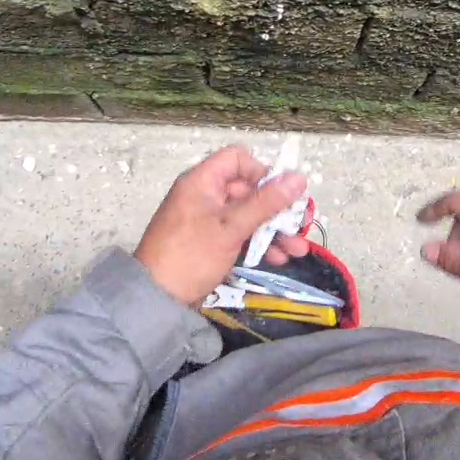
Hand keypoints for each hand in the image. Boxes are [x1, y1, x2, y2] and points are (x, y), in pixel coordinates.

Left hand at [134, 145, 310, 304]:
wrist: (157, 300)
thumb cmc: (192, 255)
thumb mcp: (232, 227)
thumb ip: (266, 202)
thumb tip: (299, 177)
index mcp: (203, 181)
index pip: (237, 159)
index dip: (261, 171)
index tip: (281, 193)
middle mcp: (205, 195)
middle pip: (248, 189)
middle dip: (277, 208)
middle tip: (302, 225)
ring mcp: (208, 220)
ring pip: (248, 215)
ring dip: (273, 230)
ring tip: (298, 250)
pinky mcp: (210, 242)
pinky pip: (240, 234)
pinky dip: (258, 243)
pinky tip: (279, 258)